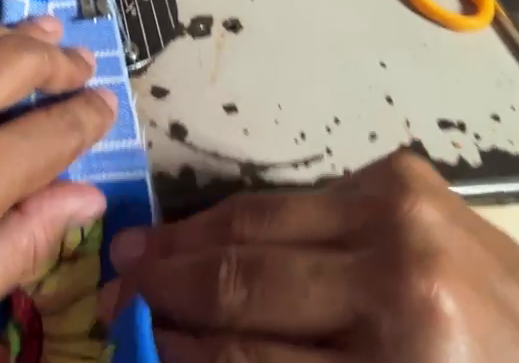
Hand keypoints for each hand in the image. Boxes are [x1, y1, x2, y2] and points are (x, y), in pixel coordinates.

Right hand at [106, 150, 518, 362]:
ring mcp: (395, 210)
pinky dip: (239, 218)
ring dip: (191, 241)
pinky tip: (203, 230)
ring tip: (140, 250)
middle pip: (247, 279)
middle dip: (170, 287)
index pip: (253, 354)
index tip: (131, 337)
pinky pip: (291, 198)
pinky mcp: (395, 175)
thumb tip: (189, 353)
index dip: (183, 348)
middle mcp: (396, 273)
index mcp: (403, 358)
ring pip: (259, 222)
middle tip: (114, 286)